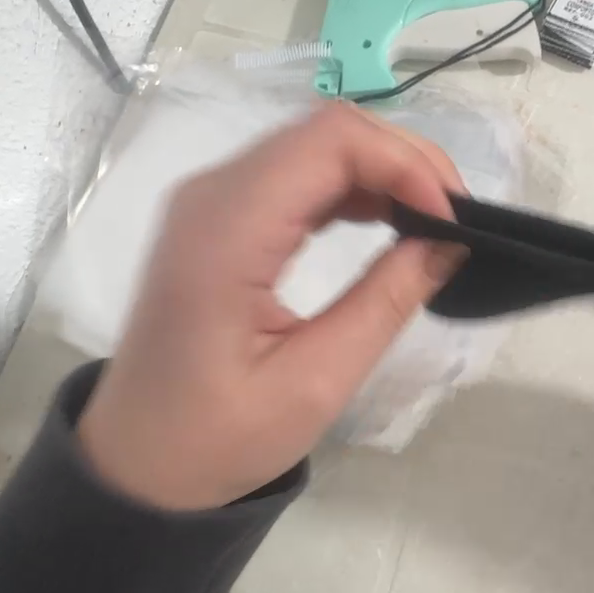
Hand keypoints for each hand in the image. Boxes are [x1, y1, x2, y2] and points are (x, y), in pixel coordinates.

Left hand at [77, 103, 466, 510]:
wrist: (138, 462)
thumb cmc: (218, 436)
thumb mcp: (317, 380)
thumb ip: (387, 300)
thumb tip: (452, 242)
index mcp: (226, 229)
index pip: (331, 141)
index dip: (405, 163)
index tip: (451, 221)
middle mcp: (214, 193)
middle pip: (328, 130)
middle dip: (405, 161)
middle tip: (456, 218)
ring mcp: (215, 199)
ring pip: (320, 145)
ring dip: (386, 171)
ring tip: (434, 221)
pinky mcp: (224, 216)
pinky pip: (302, 174)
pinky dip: (357, 188)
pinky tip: (391, 221)